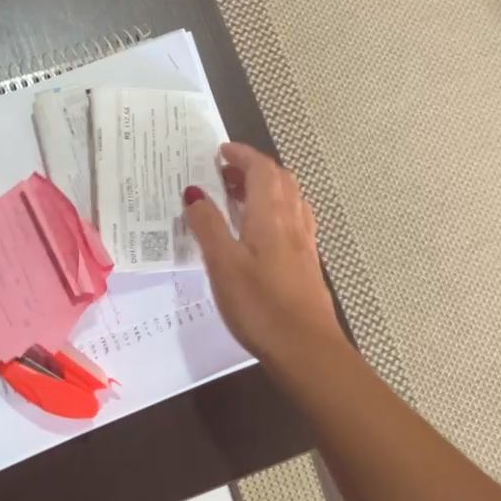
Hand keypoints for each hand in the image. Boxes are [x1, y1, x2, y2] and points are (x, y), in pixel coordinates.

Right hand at [183, 143, 348, 365]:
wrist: (306, 349)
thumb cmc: (260, 305)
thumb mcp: (223, 264)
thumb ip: (208, 226)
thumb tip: (194, 193)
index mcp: (271, 216)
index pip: (261, 170)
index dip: (241, 155)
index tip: (220, 151)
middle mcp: (292, 222)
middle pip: (280, 180)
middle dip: (253, 168)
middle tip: (225, 174)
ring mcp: (304, 244)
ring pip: (290, 200)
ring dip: (267, 188)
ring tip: (240, 199)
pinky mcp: (306, 264)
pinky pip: (294, 221)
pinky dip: (276, 211)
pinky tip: (262, 232)